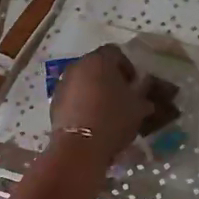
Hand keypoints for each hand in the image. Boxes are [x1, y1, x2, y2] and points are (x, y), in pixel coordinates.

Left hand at [49, 45, 151, 162]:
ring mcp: (62, 83)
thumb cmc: (113, 119)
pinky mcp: (54, 101)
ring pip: (82, 80)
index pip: (115, 52)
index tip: (133, 84)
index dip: (127, 66)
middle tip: (120, 95)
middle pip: (96, 65)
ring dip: (93, 89)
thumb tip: (144, 88)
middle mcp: (77, 66)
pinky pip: (71, 95)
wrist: (79, 146)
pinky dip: (80, 101)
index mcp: (99, 60)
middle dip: (109, 77)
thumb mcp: (138, 106)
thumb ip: (143, 91)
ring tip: (104, 108)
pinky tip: (89, 118)